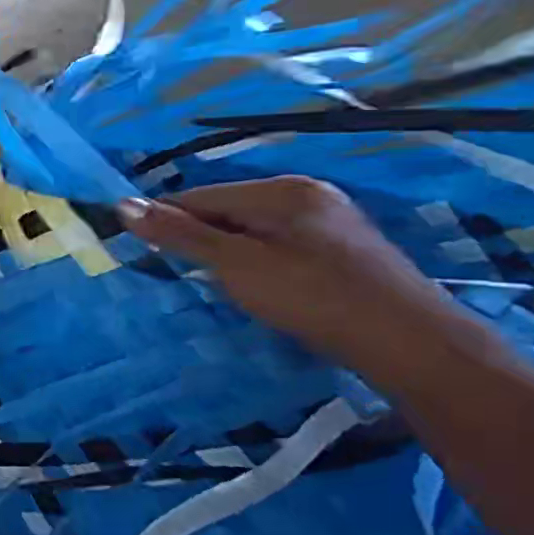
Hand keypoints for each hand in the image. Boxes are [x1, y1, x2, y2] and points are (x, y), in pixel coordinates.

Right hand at [118, 176, 462, 368]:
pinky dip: (254, 262)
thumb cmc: (313, 297)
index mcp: (280, 190)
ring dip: (225, 254)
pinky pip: (274, 244)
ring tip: (225, 286)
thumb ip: (178, 233)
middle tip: (191, 277)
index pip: (195, 197)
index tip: (148, 258)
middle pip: (222, 211)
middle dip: (198, 241)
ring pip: (247, 230)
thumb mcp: (235, 264)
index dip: (166, 225)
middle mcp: (305, 194)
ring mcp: (327, 220)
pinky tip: (261, 289)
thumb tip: (121, 204)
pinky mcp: (339, 248)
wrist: (412, 344)